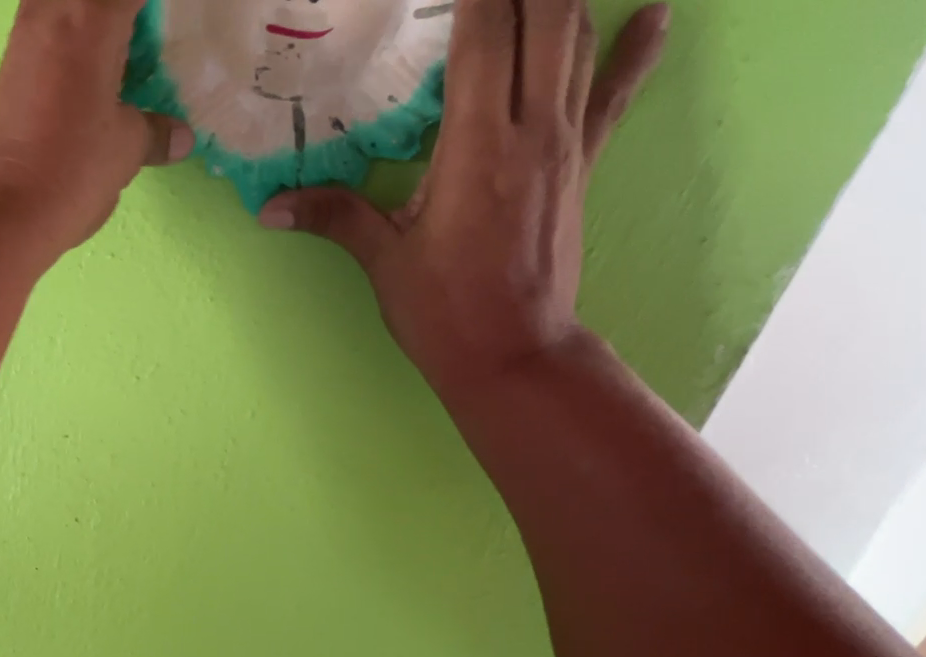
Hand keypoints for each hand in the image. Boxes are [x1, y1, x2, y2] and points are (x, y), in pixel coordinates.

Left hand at [0, 0, 192, 258]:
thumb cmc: (70, 172)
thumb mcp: (126, 150)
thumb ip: (153, 132)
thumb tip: (178, 137)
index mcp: (91, 17)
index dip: (153, 8)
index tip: (168, 22)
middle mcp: (50, 13)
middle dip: (119, 11)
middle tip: (141, 34)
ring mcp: (21, 42)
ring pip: (60, 6)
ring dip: (89, 18)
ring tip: (122, 48)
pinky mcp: (5, 75)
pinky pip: (45, 31)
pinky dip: (69, 39)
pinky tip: (92, 72)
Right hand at [258, 0, 669, 390]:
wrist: (513, 351)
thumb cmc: (442, 309)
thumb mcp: (383, 260)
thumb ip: (334, 217)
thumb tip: (270, 208)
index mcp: (477, 146)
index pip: (485, 36)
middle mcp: (532, 128)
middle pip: (545, 18)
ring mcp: (566, 142)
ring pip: (578, 41)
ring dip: (560, 2)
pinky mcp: (583, 164)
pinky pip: (615, 94)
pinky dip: (636, 52)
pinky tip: (655, 17)